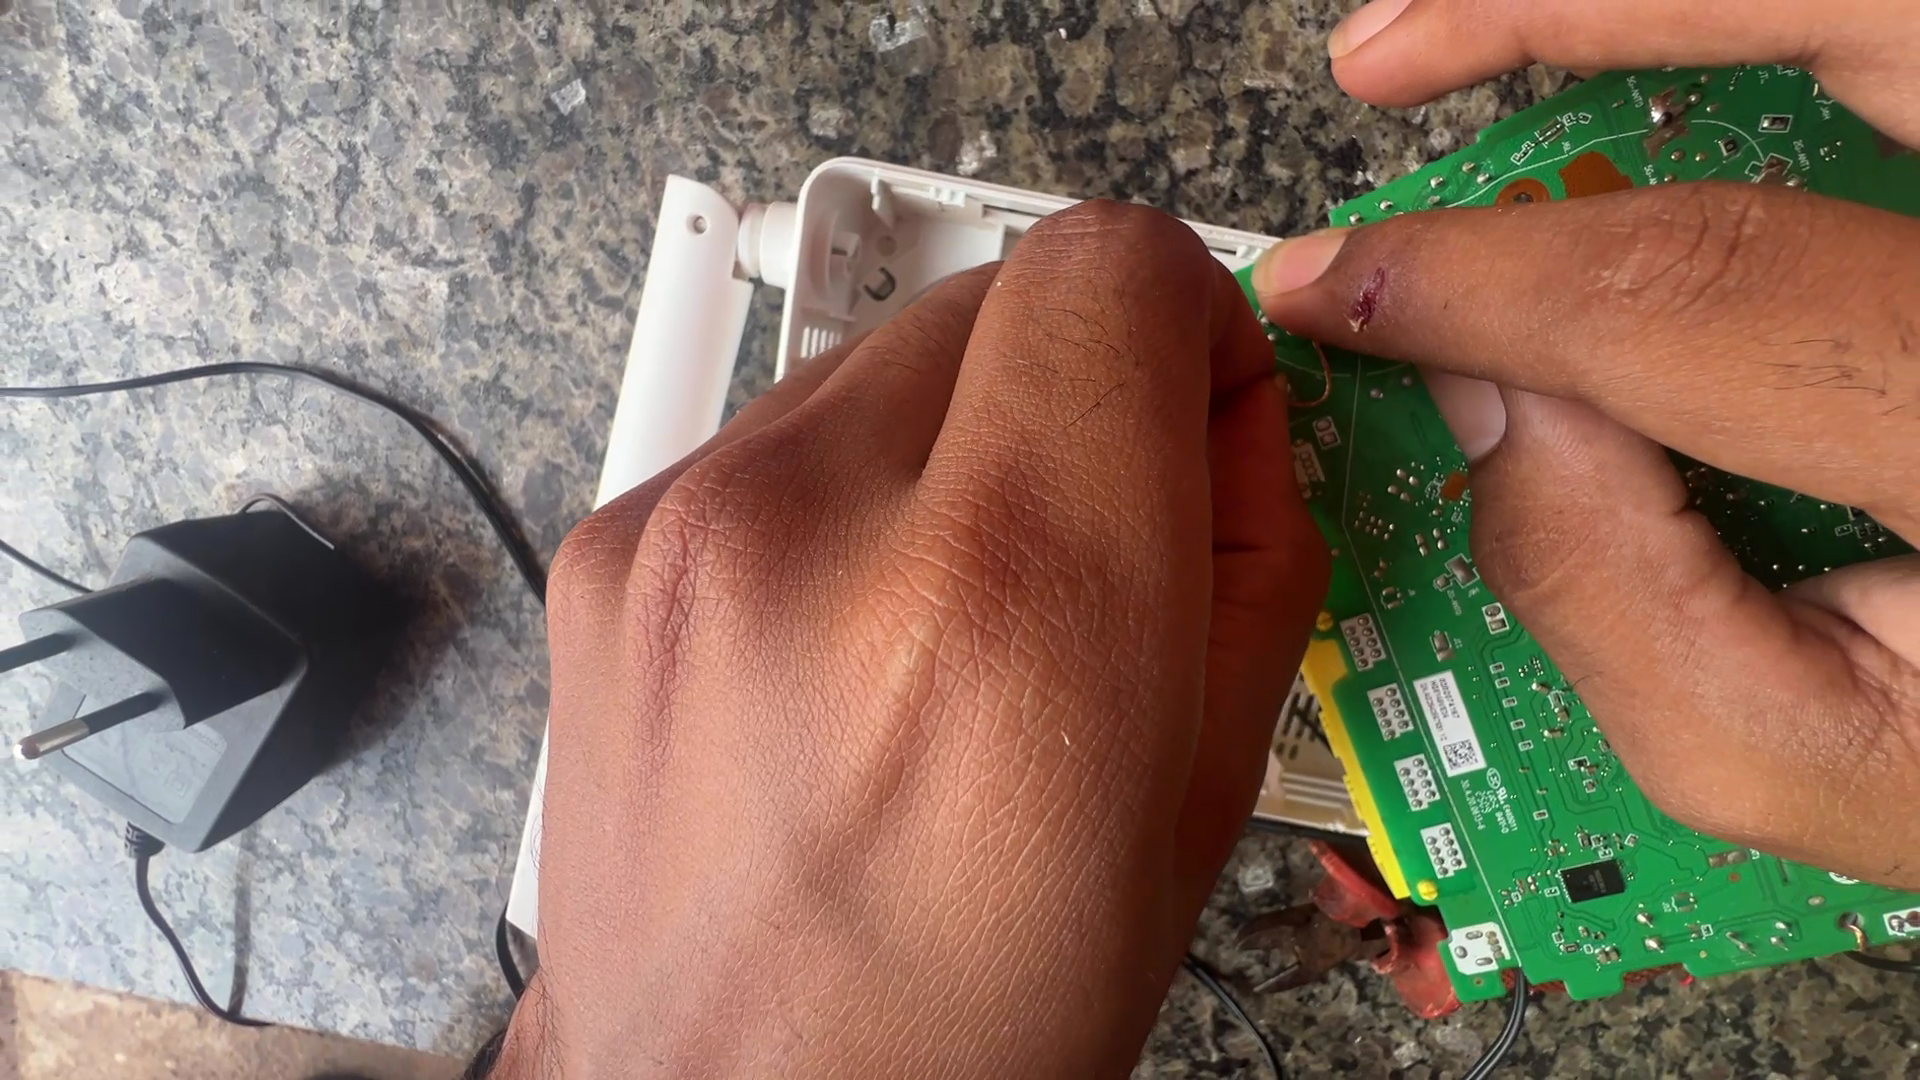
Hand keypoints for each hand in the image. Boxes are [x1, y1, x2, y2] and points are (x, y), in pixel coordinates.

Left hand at [496, 204, 1328, 1077]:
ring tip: (950, 593)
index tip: (1183, 385)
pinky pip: (790, 429)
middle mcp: (813, 536)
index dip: (1175, 310)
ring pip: (890, 353)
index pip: (1104, 274)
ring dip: (959, 435)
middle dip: (1074, 376)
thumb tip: (1219, 401)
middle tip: (1081, 507)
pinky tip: (852, 614)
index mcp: (1008, 608)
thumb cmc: (977, 992)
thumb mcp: (1201, 781)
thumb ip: (1245, 542)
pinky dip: (860, 484)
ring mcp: (681, 532)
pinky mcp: (615, 547)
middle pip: (994, 294)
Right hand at [1256, 0, 1919, 886]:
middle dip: (1561, 9)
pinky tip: (1614, 52)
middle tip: (1377, 53)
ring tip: (1442, 30)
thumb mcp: (1771, 747)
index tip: (1315, 284)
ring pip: (1877, 0)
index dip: (1464, 278)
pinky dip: (1733, 34)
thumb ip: (1591, 582)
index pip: (1686, 291)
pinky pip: (1880, 60)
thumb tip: (1479, 397)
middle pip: (1860, 10)